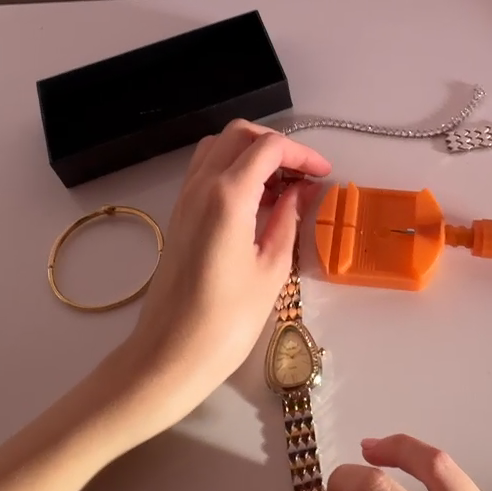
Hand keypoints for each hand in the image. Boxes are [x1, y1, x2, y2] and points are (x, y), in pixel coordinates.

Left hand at [114, 120, 330, 430]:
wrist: (167, 356)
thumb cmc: (227, 321)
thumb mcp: (272, 268)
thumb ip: (288, 218)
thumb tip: (302, 190)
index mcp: (228, 195)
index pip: (269, 147)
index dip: (302, 153)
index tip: (324, 174)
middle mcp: (201, 185)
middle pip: (240, 134)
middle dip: (276, 146)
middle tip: (303, 176)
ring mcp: (185, 197)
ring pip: (219, 146)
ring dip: (252, 153)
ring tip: (281, 186)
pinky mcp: (178, 213)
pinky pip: (206, 169)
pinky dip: (233, 168)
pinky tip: (255, 201)